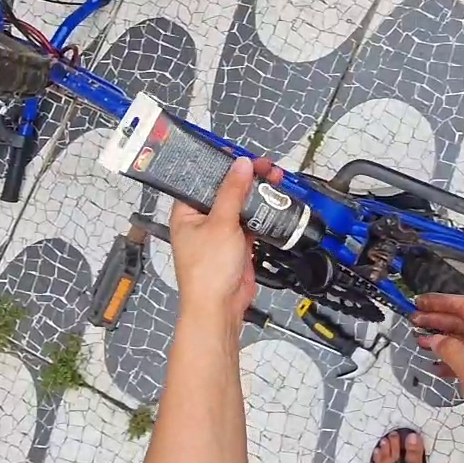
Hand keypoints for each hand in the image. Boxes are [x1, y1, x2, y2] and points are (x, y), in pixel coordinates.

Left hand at [169, 156, 282, 332]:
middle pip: (225, 189)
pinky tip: (277, 201)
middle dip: (247, 177)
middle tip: (267, 166)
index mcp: (186, 211)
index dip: (223, 164)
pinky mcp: (237, 244)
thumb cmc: (208, 269)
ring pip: (240, 204)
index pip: (203, 178)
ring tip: (276, 179)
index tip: (243, 155)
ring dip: (257, 193)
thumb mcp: (221, 223)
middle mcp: (201, 219)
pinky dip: (263, 212)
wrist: (220, 308)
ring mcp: (220, 231)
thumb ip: (233, 191)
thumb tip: (242, 164)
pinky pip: (250, 222)